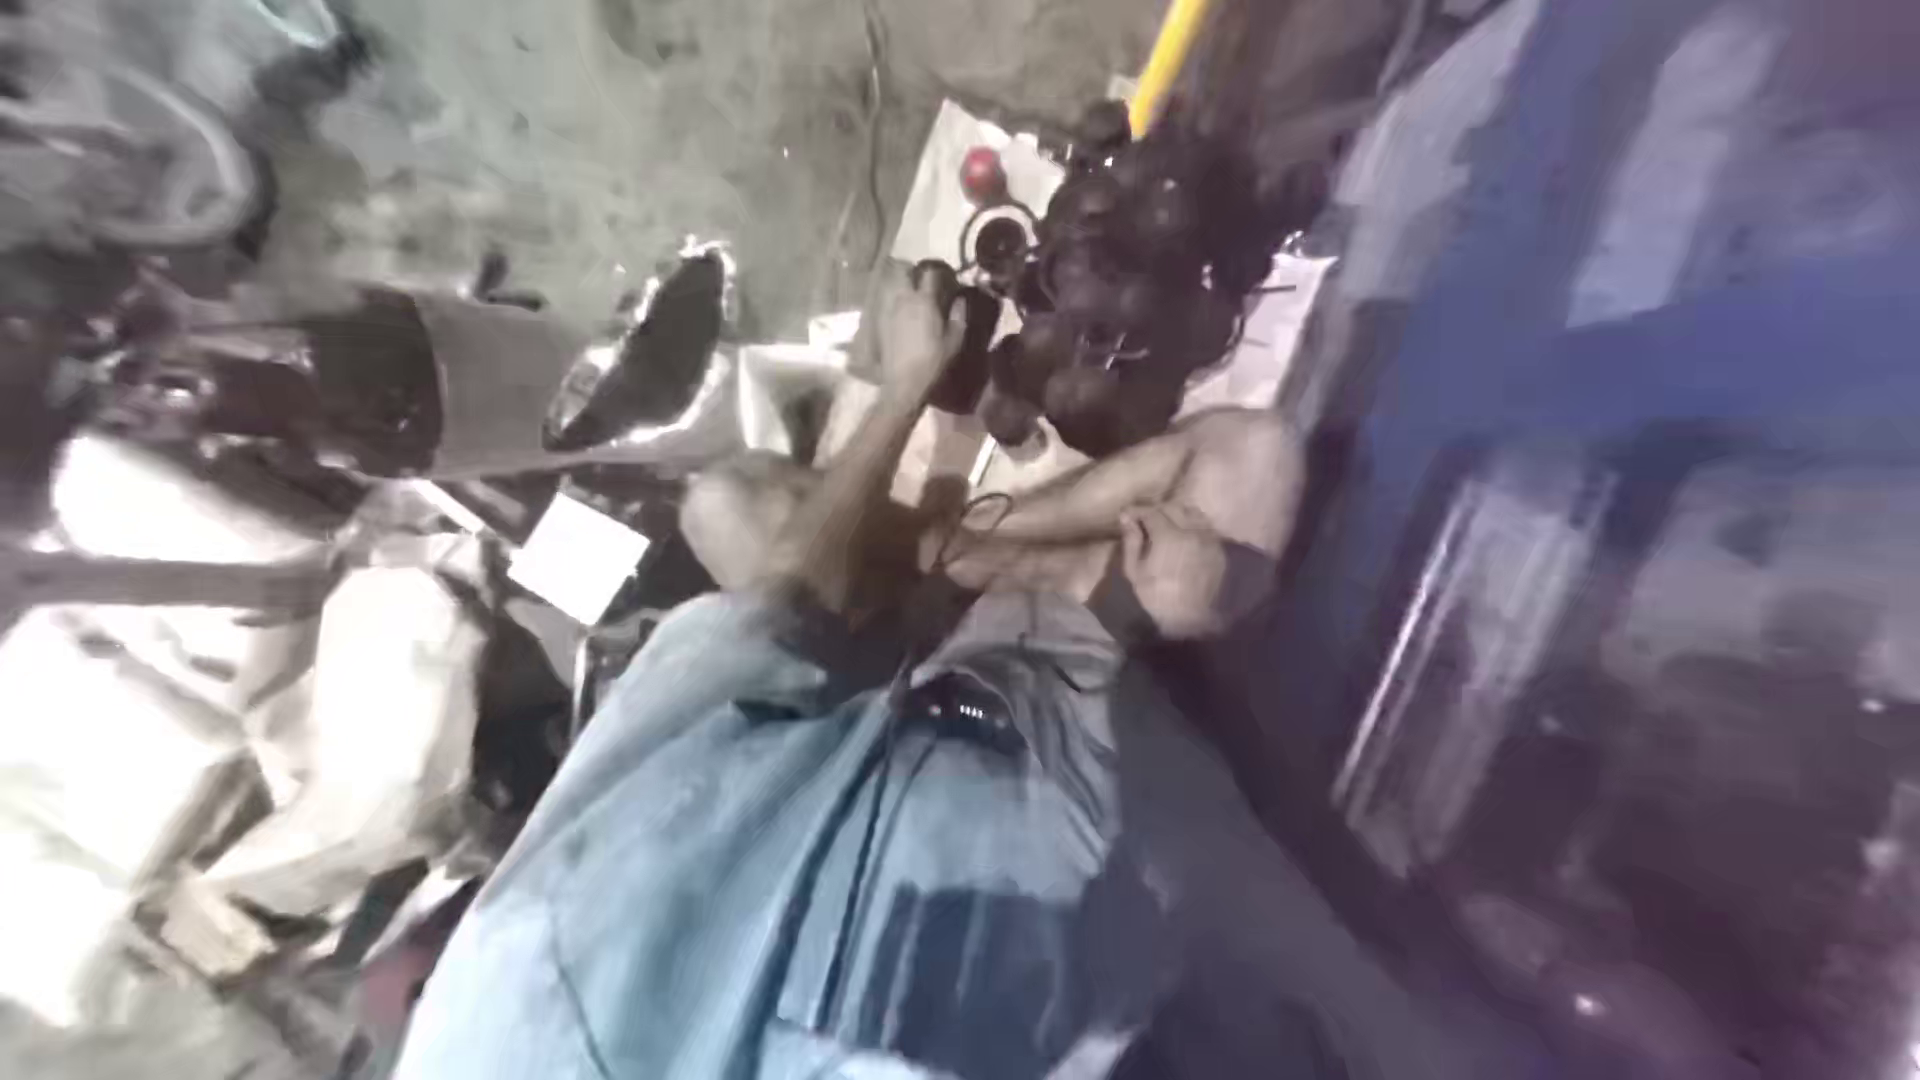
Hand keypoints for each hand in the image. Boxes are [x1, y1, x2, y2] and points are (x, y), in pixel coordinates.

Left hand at [877, 262, 967, 398]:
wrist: (903, 383)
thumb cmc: (932, 362)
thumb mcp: (954, 340)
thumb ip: (959, 315)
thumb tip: (960, 299)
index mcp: (924, 300)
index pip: (930, 273)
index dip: (938, 271)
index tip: (945, 277)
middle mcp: (903, 300)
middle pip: (904, 272)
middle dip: (913, 272)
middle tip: (924, 282)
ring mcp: (889, 310)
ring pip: (895, 287)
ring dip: (904, 287)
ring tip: (913, 298)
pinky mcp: (881, 323)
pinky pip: (888, 304)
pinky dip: (896, 303)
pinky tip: (903, 316)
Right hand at [1119, 501, 1270, 638]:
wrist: (1188, 622)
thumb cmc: (1154, 598)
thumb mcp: (1134, 570)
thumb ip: (1131, 540)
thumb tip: (1127, 517)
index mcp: (1169, 536)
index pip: (1151, 511)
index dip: (1136, 510)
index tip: (1126, 515)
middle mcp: (1193, 532)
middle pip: (1174, 507)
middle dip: (1156, 509)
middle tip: (1143, 519)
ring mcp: (1209, 540)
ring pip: (1193, 513)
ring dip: (1177, 513)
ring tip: (1165, 523)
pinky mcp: (1218, 550)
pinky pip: (1205, 527)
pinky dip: (1192, 524)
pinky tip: (1182, 534)